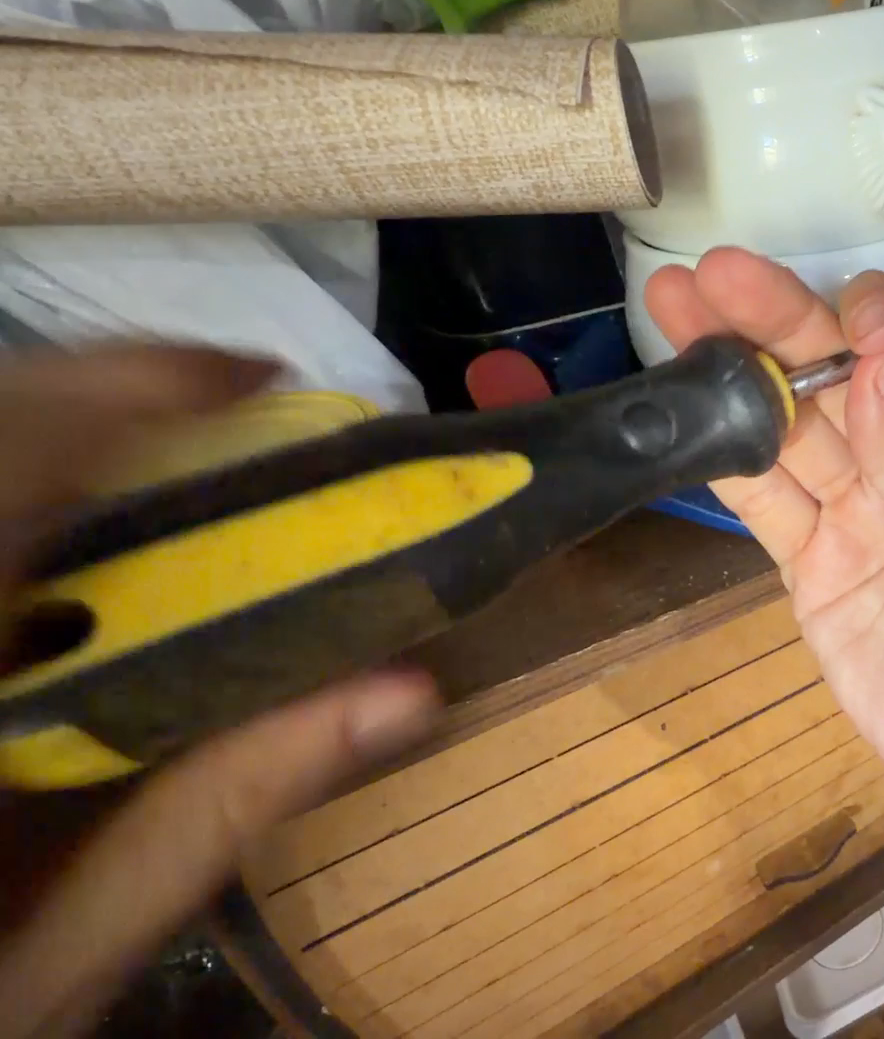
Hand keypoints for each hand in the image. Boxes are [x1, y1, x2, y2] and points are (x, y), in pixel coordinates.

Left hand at [0, 346, 440, 1037]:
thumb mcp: (66, 943)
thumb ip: (222, 804)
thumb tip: (410, 693)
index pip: (7, 466)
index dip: (129, 389)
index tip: (258, 374)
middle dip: (101, 407)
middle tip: (235, 418)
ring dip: (62, 452)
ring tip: (178, 464)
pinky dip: (28, 505)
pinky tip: (86, 553)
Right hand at [646, 251, 883, 818]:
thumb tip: (879, 354)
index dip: (880, 323)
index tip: (846, 313)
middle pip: (841, 380)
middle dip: (785, 326)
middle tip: (715, 274)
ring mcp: (854, 513)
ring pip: (790, 430)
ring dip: (739, 376)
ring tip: (678, 312)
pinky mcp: (810, 562)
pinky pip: (765, 500)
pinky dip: (726, 459)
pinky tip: (683, 411)